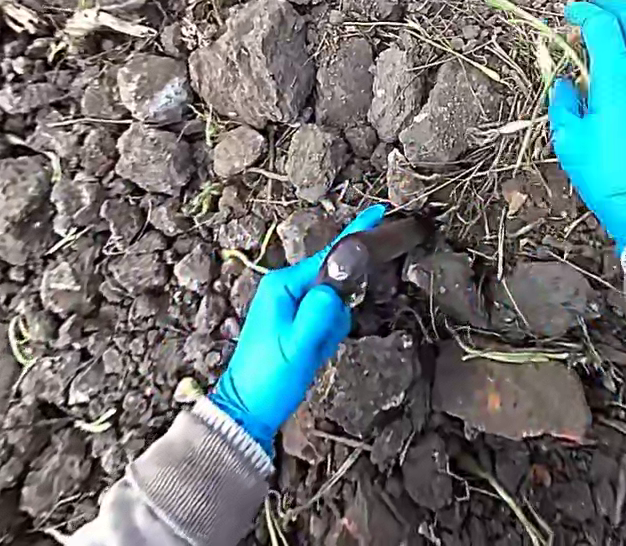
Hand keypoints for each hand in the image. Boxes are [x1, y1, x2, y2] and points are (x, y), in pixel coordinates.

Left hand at [211, 204, 385, 451]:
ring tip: (315, 348)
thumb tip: (338, 288)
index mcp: (283, 284)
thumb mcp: (298, 344)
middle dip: (338, 308)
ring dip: (332, 324)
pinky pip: (329, 315)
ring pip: (335, 299)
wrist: (246, 413)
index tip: (378, 212)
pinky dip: (328, 333)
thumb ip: (320, 311)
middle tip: (324, 336)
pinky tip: (315, 350)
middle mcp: (287, 286)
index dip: (356, 234)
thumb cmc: (269, 377)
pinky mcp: (298, 318)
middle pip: (335, 278)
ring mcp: (292, 302)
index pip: (328, 254)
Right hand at [549, 0, 625, 254]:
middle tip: (598, 0)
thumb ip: (565, 105)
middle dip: (616, 4)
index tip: (572, 12)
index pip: (603, 25)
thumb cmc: (614, 179)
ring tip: (615, 37)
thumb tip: (566, 85)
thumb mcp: (573, 143)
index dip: (585, 11)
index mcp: (619, 74)